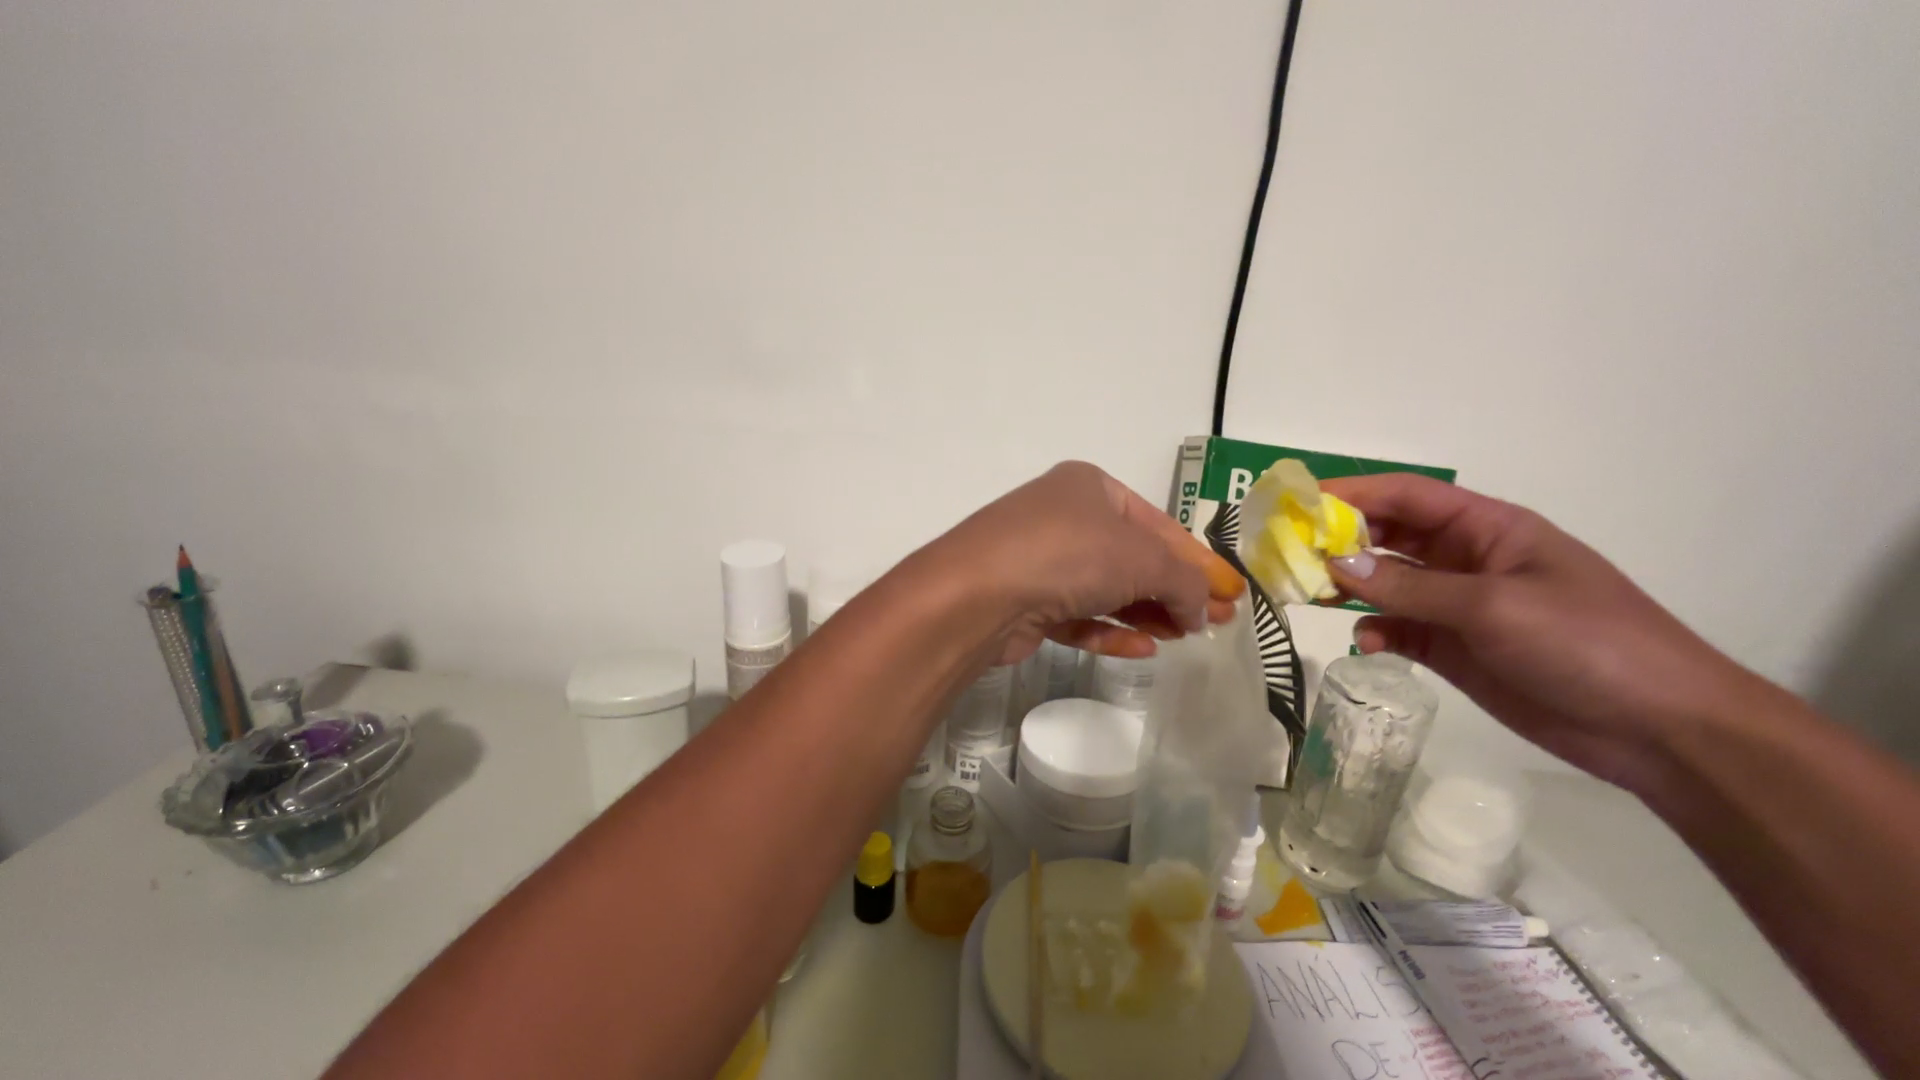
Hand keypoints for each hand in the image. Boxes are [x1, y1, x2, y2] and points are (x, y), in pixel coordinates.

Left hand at [925, 461, 1244, 665]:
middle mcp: (1064, 518)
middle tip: (1216, 622)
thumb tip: (1204, 609)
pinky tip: (1144, 650)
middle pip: (1134, 558)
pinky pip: (1079, 617)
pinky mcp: (1027, 602)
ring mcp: (1041, 560)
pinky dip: (1111, 631)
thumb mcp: (1142, 558)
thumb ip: (1184, 582)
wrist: (976, 595)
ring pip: (1107, 589)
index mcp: (1090, 487)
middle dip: (1176, 590)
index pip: (1158, 524)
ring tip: (1185, 636)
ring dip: (1147, 612)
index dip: (1198, 561)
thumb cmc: (1068, 556)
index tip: (1232, 594)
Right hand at [1321, 473, 1751, 788]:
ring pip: (1389, 584)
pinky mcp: (1459, 651)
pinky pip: (1403, 629)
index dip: (1353, 493)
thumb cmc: (1587, 643)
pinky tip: (1368, 644)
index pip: (1409, 495)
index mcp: (1490, 529)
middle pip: (1391, 537)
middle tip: (1287, 554)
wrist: (1659, 728)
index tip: (1297, 504)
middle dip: (1341, 541)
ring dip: (1351, 587)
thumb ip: (1411, 586)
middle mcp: (1469, 561)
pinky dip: (1379, 632)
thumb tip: (1335, 565)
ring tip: (1309, 596)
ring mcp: (1463, 608)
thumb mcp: (1494, 606)